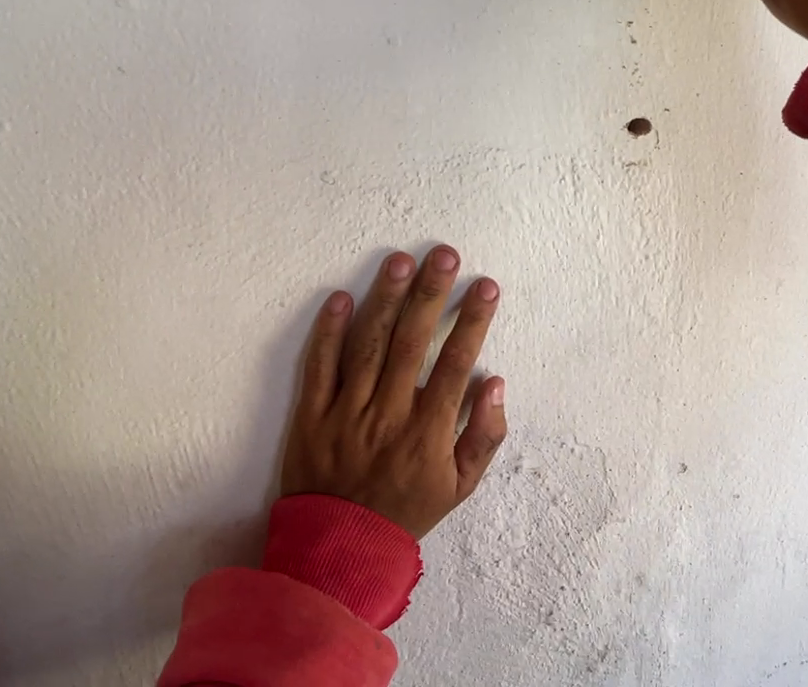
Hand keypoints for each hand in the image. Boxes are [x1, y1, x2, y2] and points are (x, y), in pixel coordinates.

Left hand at [279, 246, 507, 538]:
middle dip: (431, 295)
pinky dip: (329, 333)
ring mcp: (346, 413)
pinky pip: (319, 369)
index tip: (486, 286)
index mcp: (427, 432)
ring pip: (367, 347)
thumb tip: (496, 383)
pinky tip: (341, 297)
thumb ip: (485, 436)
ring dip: (386, 300)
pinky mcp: (310, 417)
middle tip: (444, 254)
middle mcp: (388, 415)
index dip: (473, 322)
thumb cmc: (407, 511)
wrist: (337, 553)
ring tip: (400, 261)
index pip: (455, 365)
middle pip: (411, 343)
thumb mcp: (461, 487)